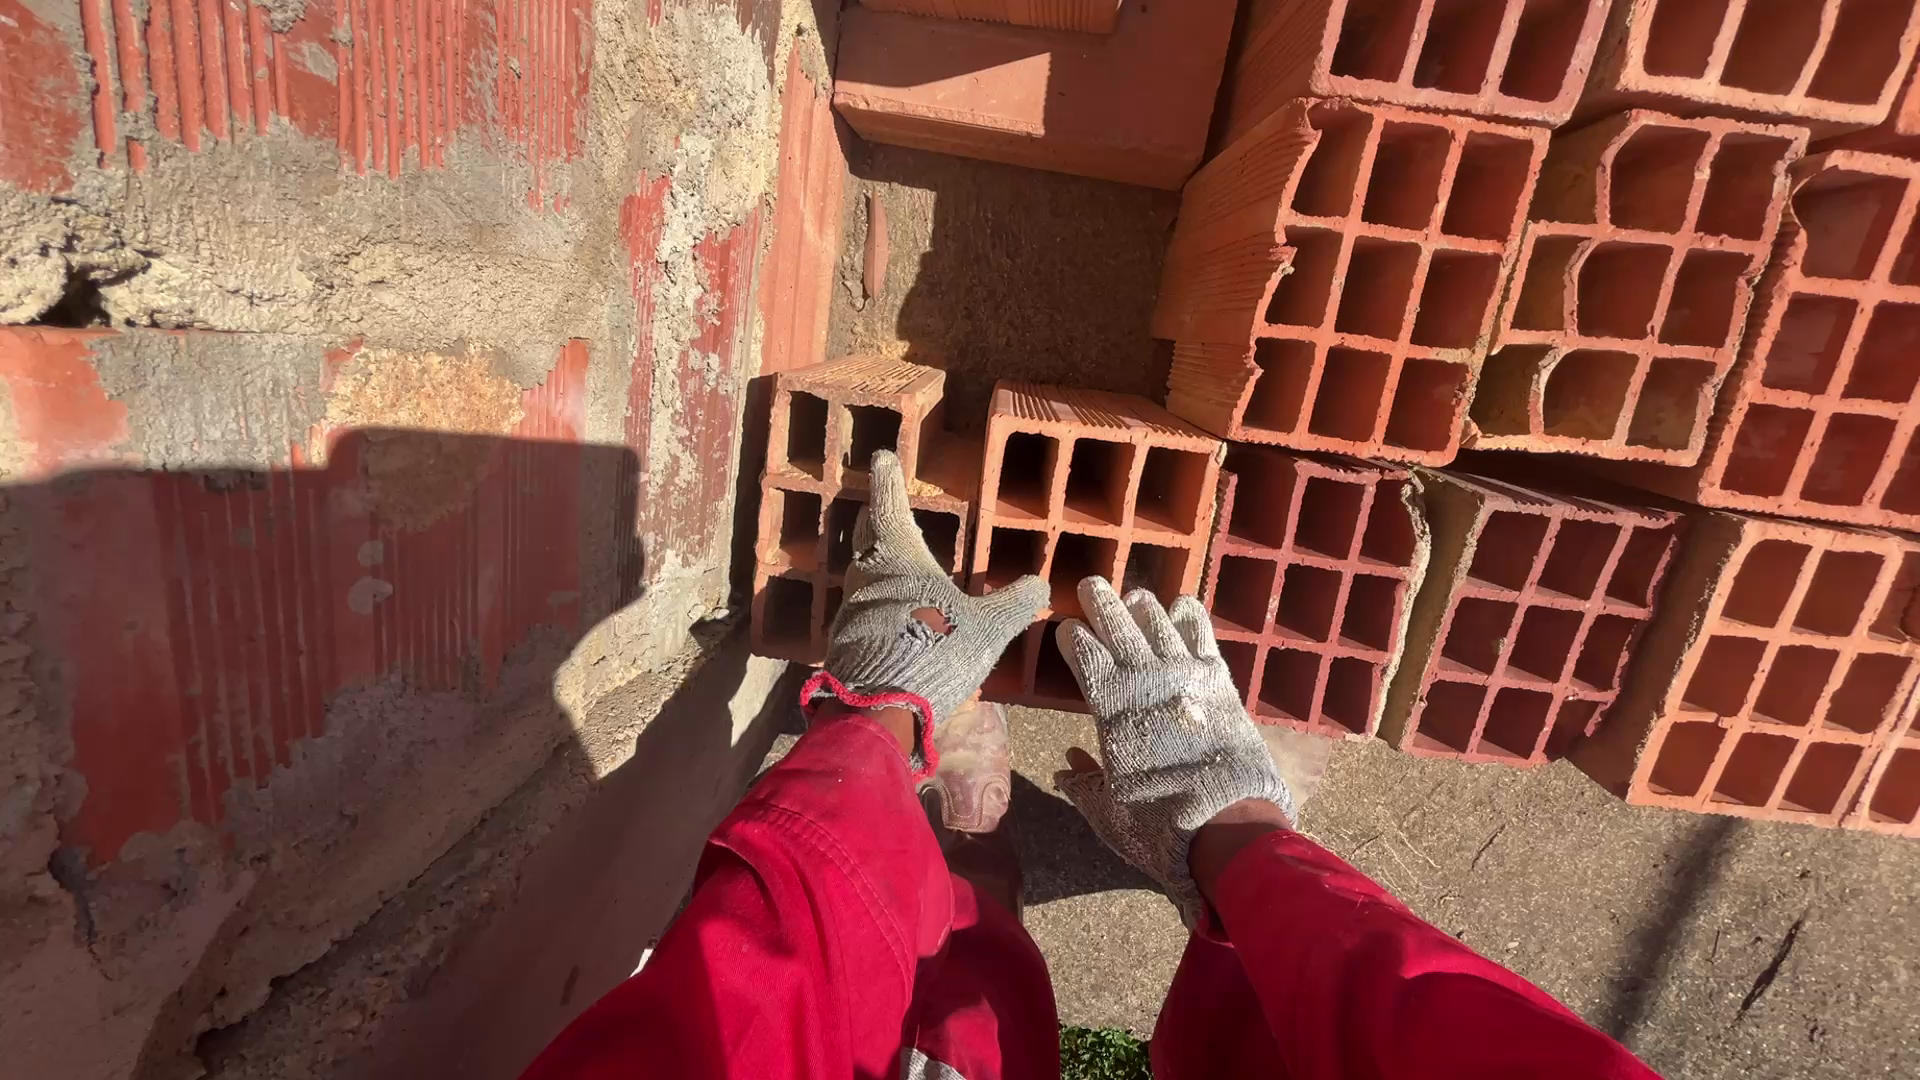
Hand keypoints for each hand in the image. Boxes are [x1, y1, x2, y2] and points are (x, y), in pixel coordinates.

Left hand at [806, 450, 1044, 774]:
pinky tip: (893, 614)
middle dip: (875, 517)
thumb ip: (1015, 602)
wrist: (881, 708)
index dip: (887, 479)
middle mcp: (867, 575)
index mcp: (899, 557)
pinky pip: (862, 608)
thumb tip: (1039, 583)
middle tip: (881, 504)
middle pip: (868, 535)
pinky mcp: (845, 641)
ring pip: (862, 573)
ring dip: (876, 562)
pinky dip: (877, 599)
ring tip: (894, 561)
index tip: (881, 456)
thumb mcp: (988, 627)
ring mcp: (851, 609)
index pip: (889, 505)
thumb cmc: (936, 651)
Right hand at [1052, 578, 1294, 924]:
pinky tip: (1184, 604)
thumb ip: (1084, 785)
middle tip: (1090, 584)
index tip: (1067, 627)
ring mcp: (1186, 678)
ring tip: (1135, 595)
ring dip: (1144, 607)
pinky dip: (1192, 619)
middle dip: (1101, 604)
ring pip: (1159, 626)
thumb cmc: (1160, 824)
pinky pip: (1203, 639)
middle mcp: (1146, 683)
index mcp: (1112, 709)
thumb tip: (1066, 767)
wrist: (1229, 827)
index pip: (1085, 657)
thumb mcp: (1109, 812)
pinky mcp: (1220, 683)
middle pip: (1119, 629)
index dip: (1073, 637)